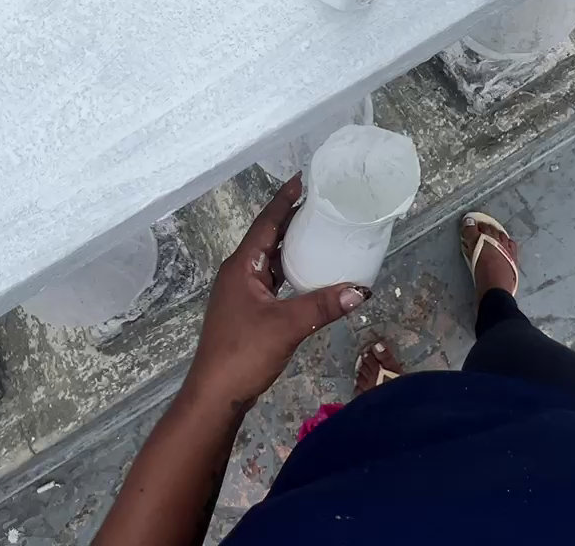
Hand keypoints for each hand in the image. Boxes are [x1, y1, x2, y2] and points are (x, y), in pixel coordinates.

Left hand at [185, 175, 368, 409]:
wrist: (214, 395)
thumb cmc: (243, 353)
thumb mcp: (287, 326)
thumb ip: (322, 305)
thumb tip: (361, 289)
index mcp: (242, 265)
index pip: (266, 222)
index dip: (284, 200)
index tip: (302, 179)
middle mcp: (238, 271)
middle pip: (267, 236)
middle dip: (290, 218)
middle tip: (319, 202)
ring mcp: (240, 291)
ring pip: (269, 258)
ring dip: (289, 244)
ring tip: (317, 230)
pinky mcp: (246, 309)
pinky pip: (271, 277)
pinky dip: (288, 269)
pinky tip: (306, 272)